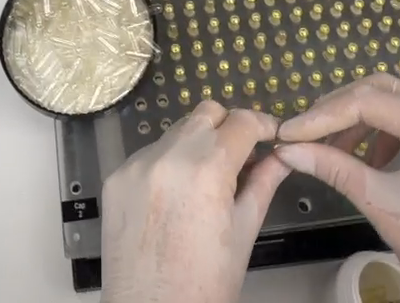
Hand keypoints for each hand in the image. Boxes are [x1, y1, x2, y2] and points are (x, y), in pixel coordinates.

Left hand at [101, 99, 288, 302]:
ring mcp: (137, 163)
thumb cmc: (205, 286)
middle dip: (228, 128)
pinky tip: (175, 196)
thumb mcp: (243, 235)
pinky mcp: (116, 175)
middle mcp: (168, 155)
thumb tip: (282, 155)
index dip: (261, 124)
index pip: (241, 122)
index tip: (270, 135)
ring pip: (176, 131)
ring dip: (196, 144)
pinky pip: (149, 153)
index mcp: (207, 169)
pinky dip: (168, 163)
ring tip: (207, 180)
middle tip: (241, 155)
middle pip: (206, 113)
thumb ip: (262, 184)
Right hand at [275, 75, 399, 302]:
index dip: (323, 115)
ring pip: (399, 103)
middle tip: (307, 132)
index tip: (289, 132)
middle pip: (383, 91)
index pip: (368, 102)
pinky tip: (369, 159)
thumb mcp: (384, 208)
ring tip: (333, 148)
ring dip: (361, 120)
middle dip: (340, 109)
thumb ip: (334, 169)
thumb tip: (286, 150)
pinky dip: (386, 132)